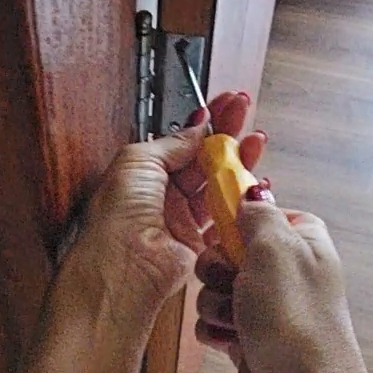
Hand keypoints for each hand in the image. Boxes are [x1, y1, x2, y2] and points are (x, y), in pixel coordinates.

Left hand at [61, 92, 265, 324]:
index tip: (224, 105)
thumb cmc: (116, 218)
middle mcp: (162, 196)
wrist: (123, 267)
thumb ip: (172, 141)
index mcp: (143, 174)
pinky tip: (254, 182)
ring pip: (218, 185)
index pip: (180, 142)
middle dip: (226, 134)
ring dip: (238, 163)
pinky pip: (226, 218)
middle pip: (203, 160)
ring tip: (255, 140)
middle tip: (244, 112)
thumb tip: (196, 127)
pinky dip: (242, 201)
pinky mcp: (198, 244)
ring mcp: (181, 220)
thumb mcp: (139, 160)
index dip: (204, 123)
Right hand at [194, 203, 372, 372]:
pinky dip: (214, 330)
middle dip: (217, 269)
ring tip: (236, 321)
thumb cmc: (295, 322)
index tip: (222, 234)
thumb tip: (250, 192)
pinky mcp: (248, 337)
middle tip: (233, 283)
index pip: (257, 213)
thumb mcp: (275, 249)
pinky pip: (212, 321)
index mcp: (301, 241)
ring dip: (214, 303)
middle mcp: (285, 271)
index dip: (234, 223)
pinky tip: (230, 342)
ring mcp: (266, 306)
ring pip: (214, 287)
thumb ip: (257, 214)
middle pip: (227, 250)